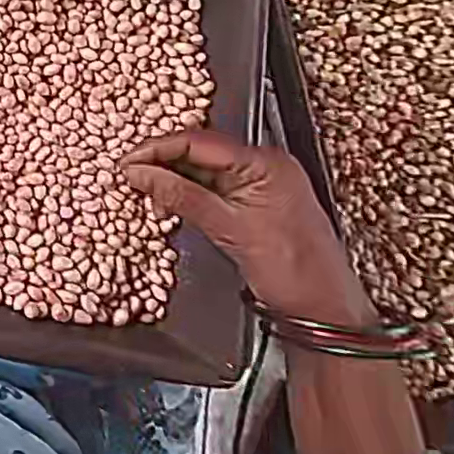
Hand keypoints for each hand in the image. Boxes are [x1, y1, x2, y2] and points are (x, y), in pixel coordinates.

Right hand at [121, 130, 376, 325]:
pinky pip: (208, 184)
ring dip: (170, 179)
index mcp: (264, 163)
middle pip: (197, 151)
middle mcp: (262, 164)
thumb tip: (137, 171)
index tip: (127, 162)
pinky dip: (184, 191)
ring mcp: (257, 181)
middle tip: (130, 176)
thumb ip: (179, 194)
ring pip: (199, 168)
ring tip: (148, 194)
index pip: (197, 142)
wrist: (326, 312)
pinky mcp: (251, 197)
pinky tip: (168, 204)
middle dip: (160, 163)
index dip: (156, 149)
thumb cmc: (291, 270)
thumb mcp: (226, 227)